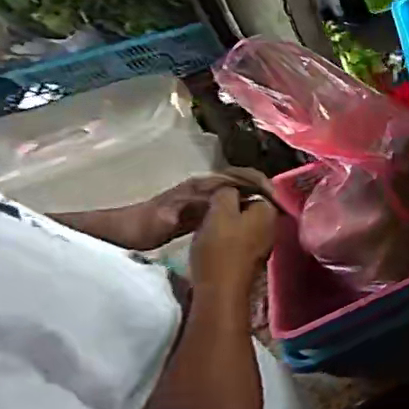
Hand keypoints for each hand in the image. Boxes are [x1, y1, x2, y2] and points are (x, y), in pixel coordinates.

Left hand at [116, 170, 272, 251]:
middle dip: (265, 190)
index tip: (277, 199)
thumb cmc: (147, 224)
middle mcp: (209, 185)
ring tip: (274, 213)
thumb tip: (223, 201)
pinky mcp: (205, 207)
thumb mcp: (169, 217)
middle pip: (245, 181)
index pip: (241, 176)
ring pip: (241, 191)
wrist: (125, 232)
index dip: (261, 184)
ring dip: (259, 199)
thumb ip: (195, 207)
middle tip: (282, 207)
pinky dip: (248, 207)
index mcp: (204, 184)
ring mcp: (207, 195)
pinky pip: (234, 202)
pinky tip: (253, 220)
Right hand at [187, 186, 276, 297]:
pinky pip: (241, 238)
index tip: (214, 192)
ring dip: (227, 221)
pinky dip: (228, 236)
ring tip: (207, 222)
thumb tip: (231, 189)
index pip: (254, 187)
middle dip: (231, 205)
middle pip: (250, 205)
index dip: (233, 187)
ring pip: (244, 223)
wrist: (220, 291)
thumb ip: (227, 192)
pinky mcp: (253, 258)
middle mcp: (273, 224)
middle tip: (208, 207)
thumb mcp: (219, 212)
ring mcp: (265, 242)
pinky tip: (213, 240)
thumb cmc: (220, 247)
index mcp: (269, 210)